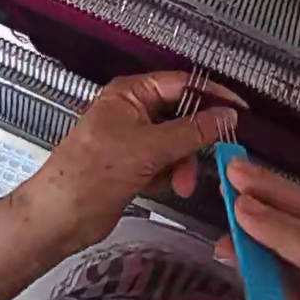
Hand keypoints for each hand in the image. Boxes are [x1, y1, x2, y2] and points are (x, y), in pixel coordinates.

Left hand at [21, 71, 240, 252]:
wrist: (62, 216)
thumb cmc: (90, 173)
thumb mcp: (149, 148)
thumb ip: (192, 131)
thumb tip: (225, 116)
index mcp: (130, 93)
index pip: (181, 83)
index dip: (212, 95)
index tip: (238, 109)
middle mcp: (132, 111)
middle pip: (182, 115)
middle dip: (194, 141)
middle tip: (210, 155)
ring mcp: (133, 138)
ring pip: (177, 143)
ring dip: (182, 163)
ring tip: (179, 183)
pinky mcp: (133, 164)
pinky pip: (166, 162)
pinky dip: (170, 174)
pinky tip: (162, 186)